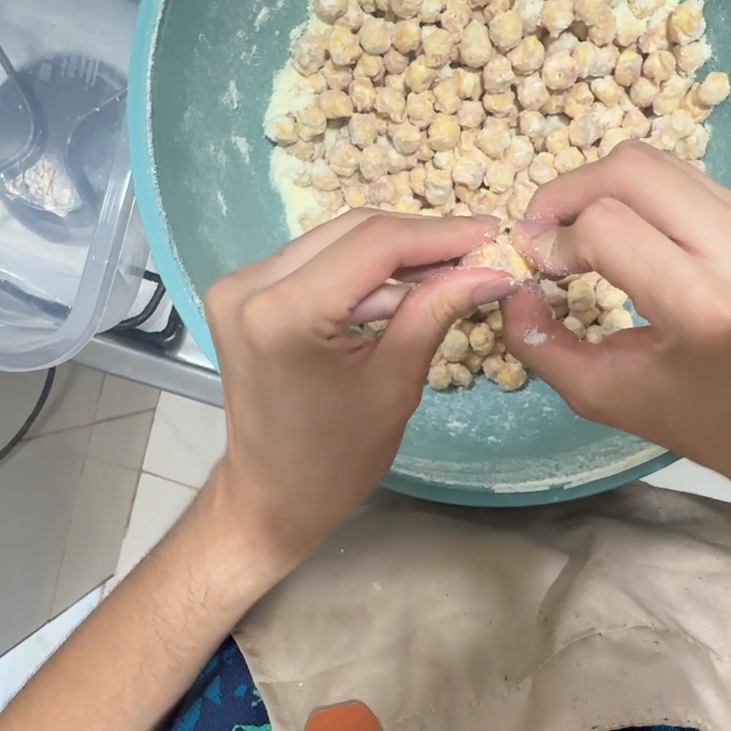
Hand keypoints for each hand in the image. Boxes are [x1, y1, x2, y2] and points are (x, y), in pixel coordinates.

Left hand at [202, 209, 518, 562]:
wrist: (271, 498)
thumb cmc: (334, 461)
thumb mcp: (394, 386)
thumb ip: (435, 313)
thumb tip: (490, 270)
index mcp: (281, 314)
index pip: (373, 245)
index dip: (440, 234)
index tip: (492, 232)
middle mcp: (248, 286)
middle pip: (351, 233)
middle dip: (420, 240)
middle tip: (478, 250)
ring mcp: (239, 288)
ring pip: (334, 244)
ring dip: (393, 256)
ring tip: (450, 270)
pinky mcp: (243, 297)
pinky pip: (315, 265)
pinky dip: (361, 275)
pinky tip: (405, 288)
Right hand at [503, 143, 730, 481]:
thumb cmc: (682, 415)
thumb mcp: (595, 394)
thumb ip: (538, 342)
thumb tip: (510, 285)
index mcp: (704, 308)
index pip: (609, 228)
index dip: (555, 238)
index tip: (533, 264)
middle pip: (631, 172)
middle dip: (568, 193)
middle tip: (540, 232)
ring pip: (653, 163)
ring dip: (596, 186)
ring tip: (572, 229)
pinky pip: (677, 176)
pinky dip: (630, 193)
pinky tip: (615, 230)